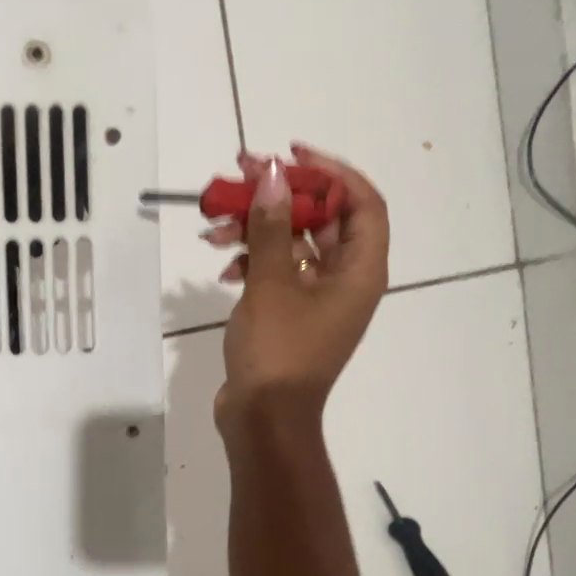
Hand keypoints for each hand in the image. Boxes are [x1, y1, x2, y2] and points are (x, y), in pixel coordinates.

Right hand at [204, 144, 389, 434]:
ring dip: (257, 231)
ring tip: (214, 228)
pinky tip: (223, 265)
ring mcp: (318, 299)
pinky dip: (252, 261)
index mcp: (361, 270)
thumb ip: (272, 228)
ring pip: (294, 246)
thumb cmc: (278, 352)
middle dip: (281, 198)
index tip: (289, 156)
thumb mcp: (271, 285)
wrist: (264, 419)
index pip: (361, 202)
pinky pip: (277, 273)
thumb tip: (272, 179)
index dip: (330, 172)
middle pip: (323, 220)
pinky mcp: (291, 316)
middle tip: (240, 181)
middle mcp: (347, 279)